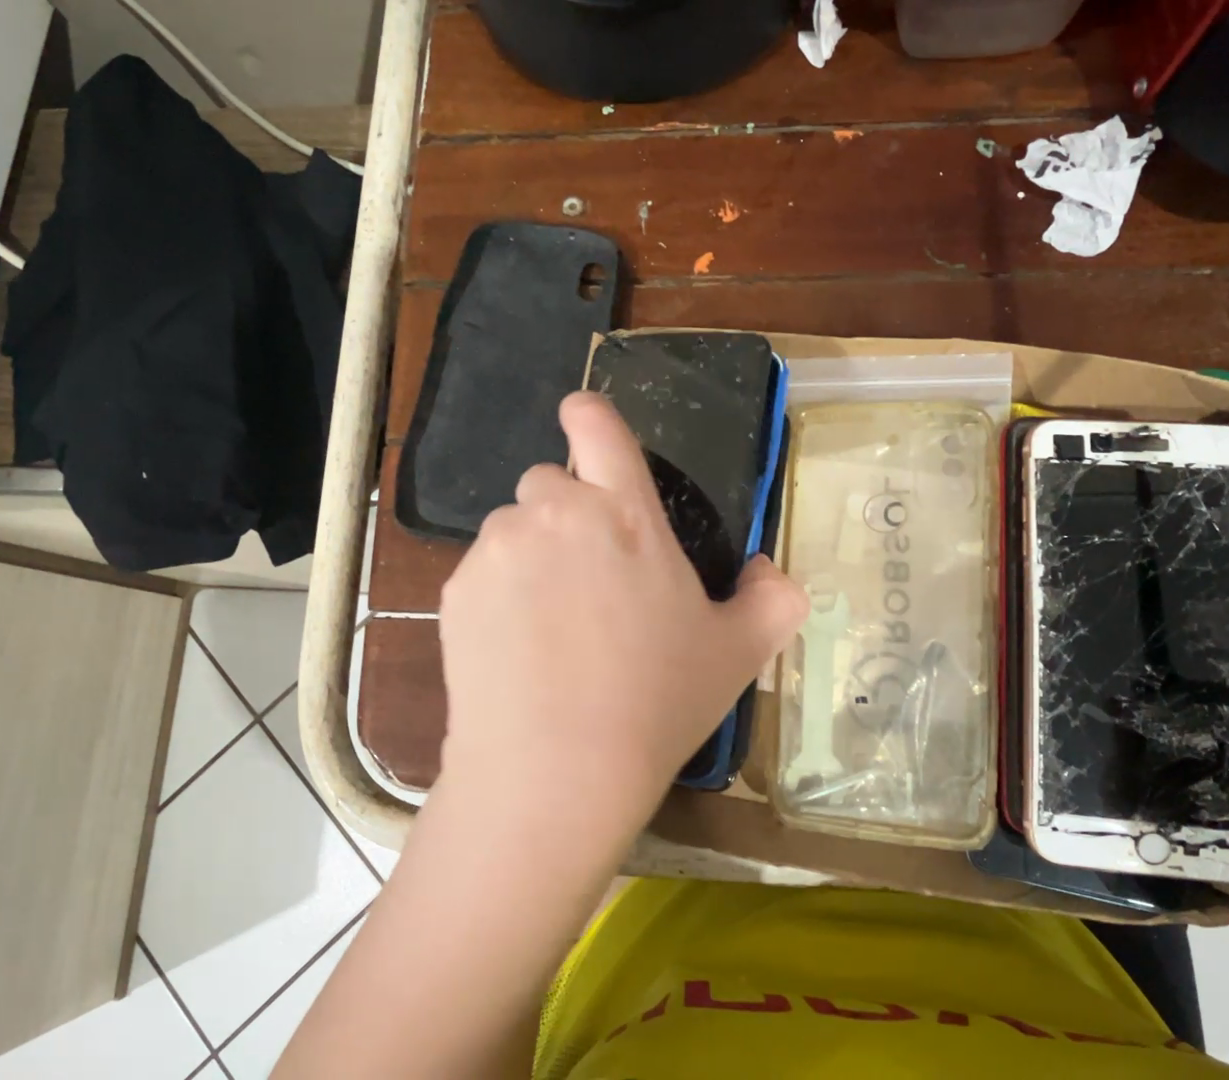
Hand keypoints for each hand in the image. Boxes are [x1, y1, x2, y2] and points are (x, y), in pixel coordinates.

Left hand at [436, 391, 806, 824]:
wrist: (555, 772)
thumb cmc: (655, 704)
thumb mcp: (739, 654)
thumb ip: (773, 599)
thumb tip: (768, 570)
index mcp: (626, 514)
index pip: (596, 424)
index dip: (588, 417)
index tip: (586, 431)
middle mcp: (555, 514)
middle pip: (551, 483)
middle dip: (568, 515)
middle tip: (590, 583)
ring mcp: (498, 550)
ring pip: (513, 529)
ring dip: (532, 556)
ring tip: (551, 627)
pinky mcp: (455, 591)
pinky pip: (480, 574)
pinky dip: (496, 597)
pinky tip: (518, 653)